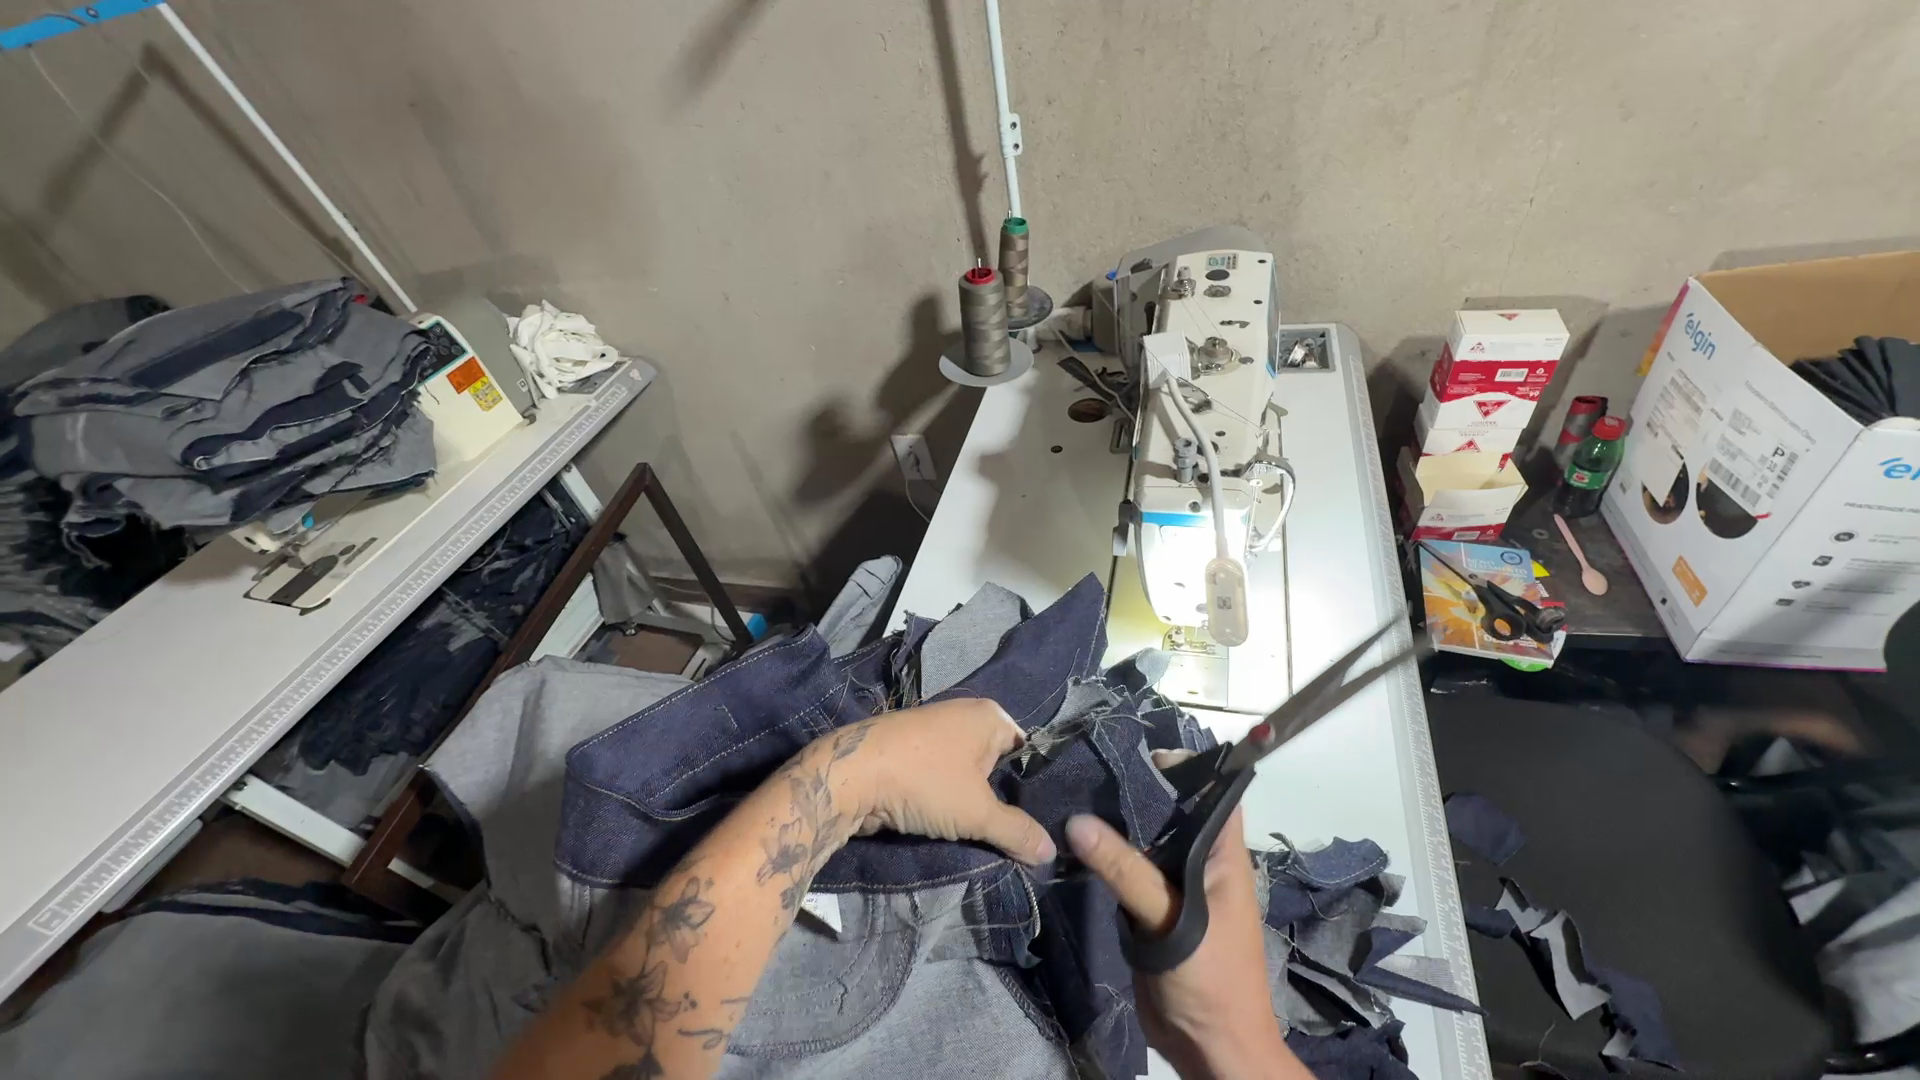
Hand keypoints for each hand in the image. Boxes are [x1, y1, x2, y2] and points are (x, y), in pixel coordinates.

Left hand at [811, 697, 1055, 865]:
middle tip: (1023, 837)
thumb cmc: (924, 782)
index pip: (1029, 752)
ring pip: (969, 775)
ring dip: (974, 803)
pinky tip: (955, 826)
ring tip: (992, 837)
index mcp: (990, 715)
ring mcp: (935, 732)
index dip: (1036, 788)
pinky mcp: (911, 752)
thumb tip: (1051, 852)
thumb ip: (1017, 831)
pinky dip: (949, 800)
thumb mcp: (978, 813)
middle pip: (999, 765)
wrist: (850, 777)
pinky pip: (943, 778)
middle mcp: (965, 715)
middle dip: (1005, 799)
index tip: (1045, 822)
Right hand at [1066, 752, 1303, 1079]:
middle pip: (1171, 813)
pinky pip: (1128, 870)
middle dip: (1137, 791)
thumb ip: (1125, 869)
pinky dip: (1107, 855)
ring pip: (1145, 841)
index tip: (1139, 752)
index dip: (1187, 767)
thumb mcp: (1171, 919)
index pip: (1215, 793)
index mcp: (1222, 856)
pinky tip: (1075, 840)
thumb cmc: (1210, 977)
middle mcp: (1200, 863)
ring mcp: (1174, 886)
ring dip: (1117, 823)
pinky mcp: (1150, 909)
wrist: (1209, 1049)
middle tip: (1091, 769)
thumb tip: (1076, 820)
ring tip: (1075, 795)